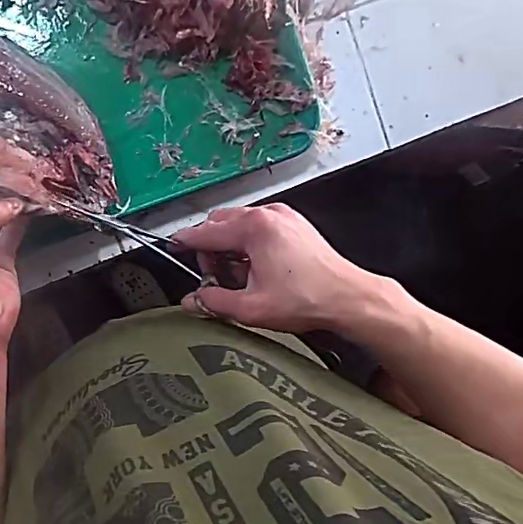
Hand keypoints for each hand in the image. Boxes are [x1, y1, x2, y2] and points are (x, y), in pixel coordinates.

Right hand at [169, 204, 396, 334]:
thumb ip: (214, 302)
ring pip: (240, 223)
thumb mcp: (251, 308)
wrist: (347, 297)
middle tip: (212, 276)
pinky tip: (256, 269)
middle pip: (220, 223)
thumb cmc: (309, 298)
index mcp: (254, 229)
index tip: (174, 247)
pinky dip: (249, 243)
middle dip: (210, 247)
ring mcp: (283, 217)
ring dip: (230, 246)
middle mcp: (268, 215)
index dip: (185, 242)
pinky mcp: (294, 224)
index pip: (205, 232)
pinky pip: (259, 226)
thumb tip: (192, 301)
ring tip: (239, 277)